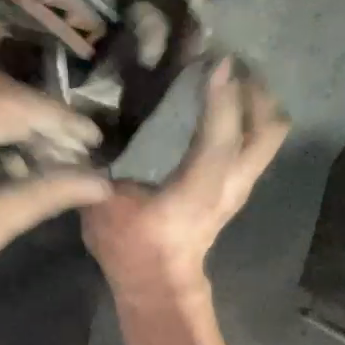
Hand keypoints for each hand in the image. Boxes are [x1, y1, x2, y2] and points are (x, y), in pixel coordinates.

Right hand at [80, 58, 289, 301]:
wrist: (157, 283)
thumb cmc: (129, 246)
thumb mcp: (101, 206)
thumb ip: (95, 169)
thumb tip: (75, 135)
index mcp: (198, 190)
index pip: (220, 138)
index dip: (221, 98)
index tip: (218, 61)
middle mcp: (230, 184)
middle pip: (267, 129)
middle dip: (254, 92)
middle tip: (228, 65)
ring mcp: (239, 186)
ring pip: (268, 134)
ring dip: (255, 102)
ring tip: (228, 78)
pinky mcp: (234, 187)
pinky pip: (255, 142)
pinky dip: (246, 117)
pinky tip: (220, 104)